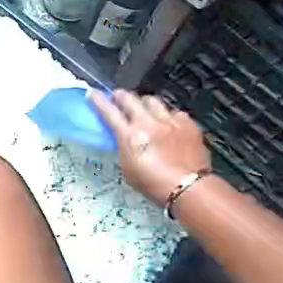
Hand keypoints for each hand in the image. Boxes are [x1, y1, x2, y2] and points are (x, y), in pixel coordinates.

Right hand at [89, 89, 212, 206]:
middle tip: (118, 99)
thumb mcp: (127, 167)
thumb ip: (123, 146)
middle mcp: (148, 123)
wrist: (188, 188)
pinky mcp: (187, 123)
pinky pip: (174, 111)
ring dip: (144, 103)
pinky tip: (168, 124)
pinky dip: (168, 115)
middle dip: (120, 96)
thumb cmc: (155, 184)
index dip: (98, 100)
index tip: (94, 94)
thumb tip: (121, 137)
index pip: (108, 111)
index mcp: (129, 136)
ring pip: (152, 100)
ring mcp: (169, 121)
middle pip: (129, 98)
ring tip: (144, 110)